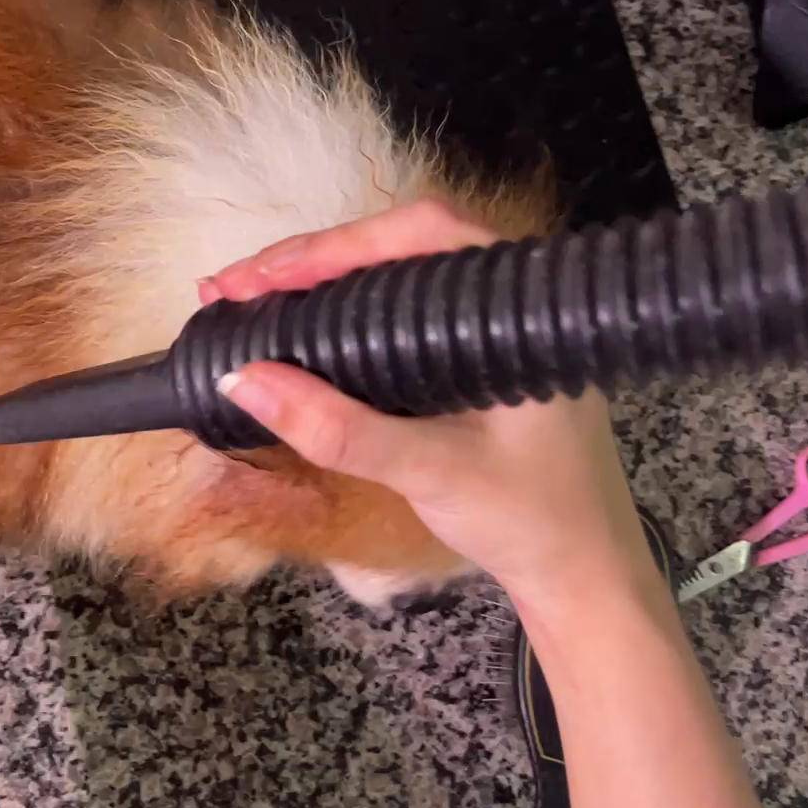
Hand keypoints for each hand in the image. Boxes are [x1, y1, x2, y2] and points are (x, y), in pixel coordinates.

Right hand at [201, 201, 656, 607]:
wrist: (577, 572)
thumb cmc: (527, 518)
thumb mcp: (429, 472)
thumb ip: (338, 430)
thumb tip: (238, 379)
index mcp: (519, 305)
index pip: (421, 235)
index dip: (333, 246)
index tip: (260, 276)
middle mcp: (498, 300)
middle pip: (391, 247)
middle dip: (302, 261)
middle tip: (230, 286)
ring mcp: (475, 327)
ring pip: (382, 278)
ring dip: (308, 284)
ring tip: (241, 297)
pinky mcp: (453, 355)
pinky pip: (383, 312)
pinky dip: (327, 314)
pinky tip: (288, 324)